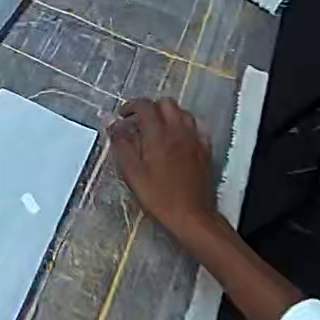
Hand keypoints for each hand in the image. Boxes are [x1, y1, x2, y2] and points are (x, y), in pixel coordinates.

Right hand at [108, 98, 230, 255]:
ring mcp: (195, 140)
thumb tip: (114, 124)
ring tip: (156, 130)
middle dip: (150, 108)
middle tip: (138, 123)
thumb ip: (122, 144)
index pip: (145, 106)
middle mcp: (178, 131)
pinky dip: (184, 127)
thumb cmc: (157, 196)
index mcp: (158, 134)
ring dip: (168, 115)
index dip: (130, 106)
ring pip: (183, 113)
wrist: (191, 216)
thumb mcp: (131, 172)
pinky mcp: (206, 150)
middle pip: (166, 103)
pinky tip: (177, 140)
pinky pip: (196, 127)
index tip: (122, 117)